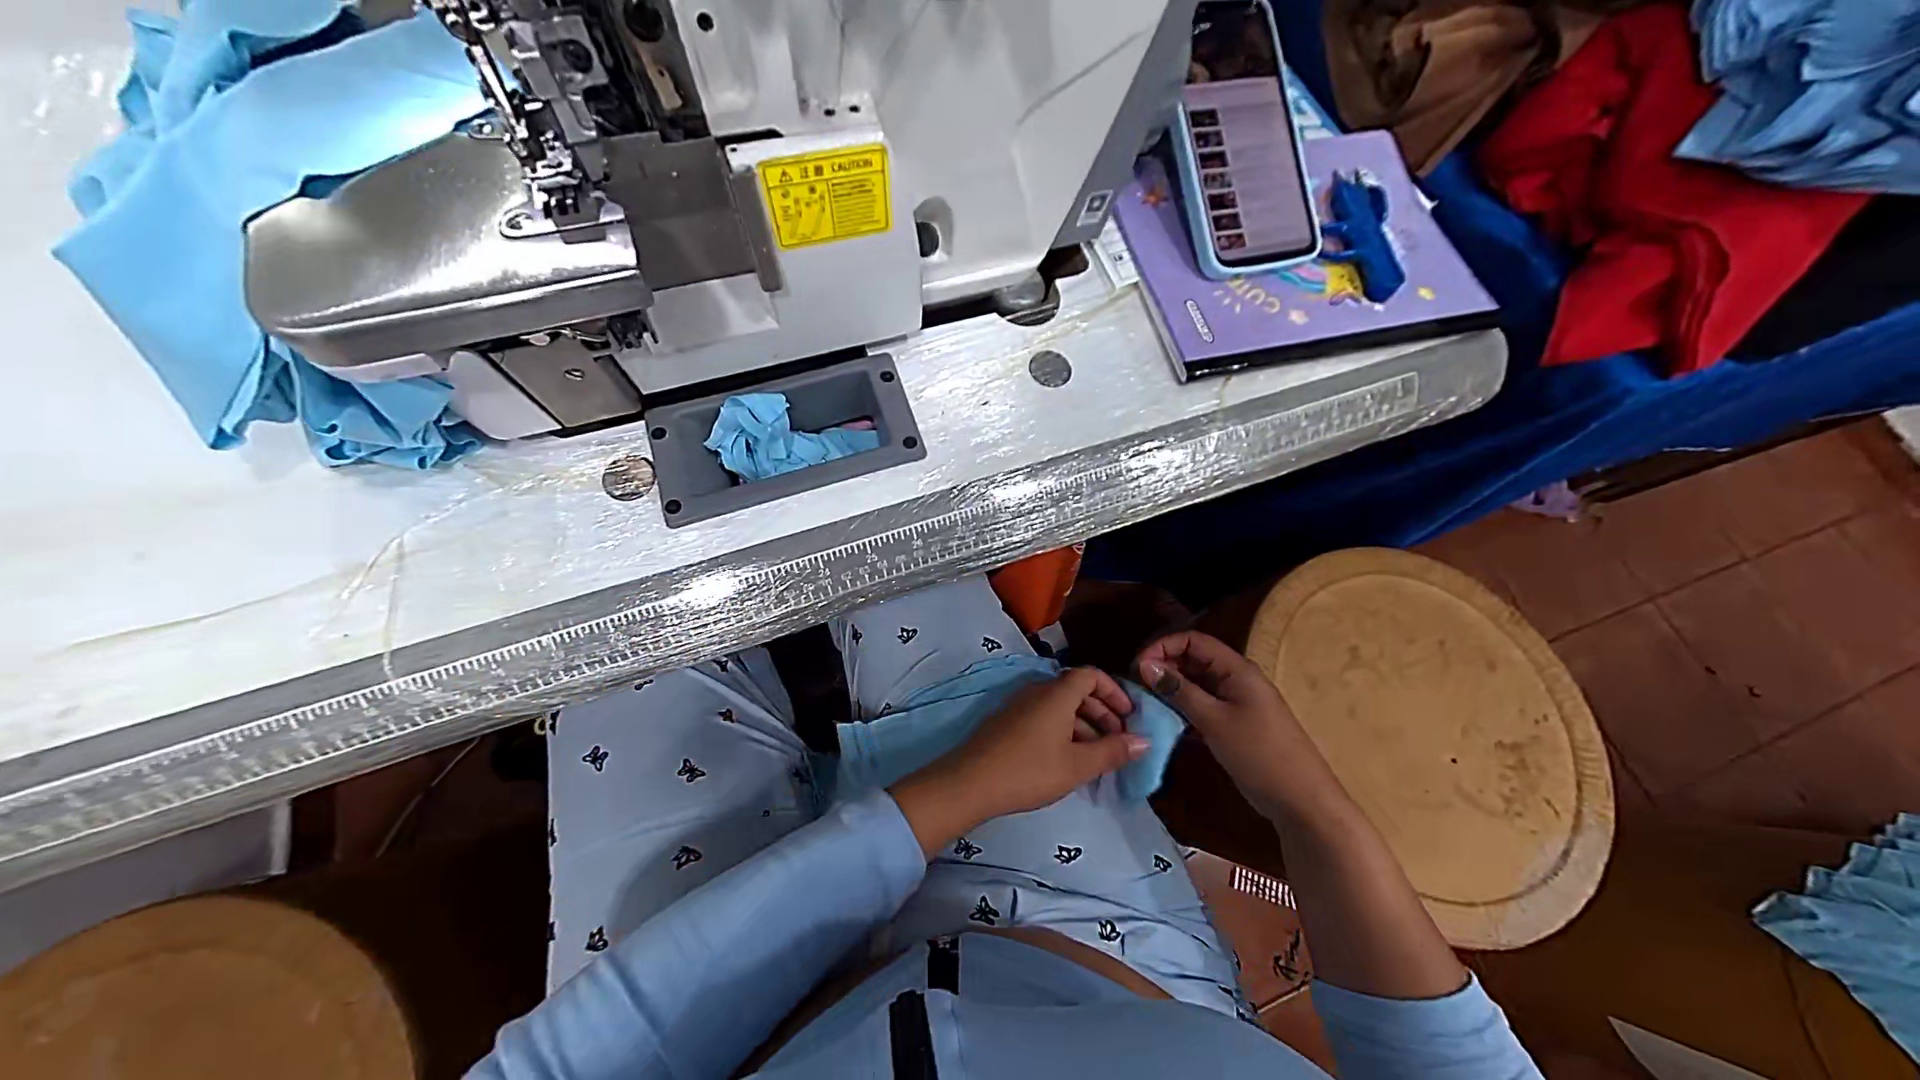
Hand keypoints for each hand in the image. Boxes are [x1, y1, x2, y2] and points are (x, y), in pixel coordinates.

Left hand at [889, 668, 1148, 857]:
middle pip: (1076, 690)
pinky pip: (1044, 717)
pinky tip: (1068, 761)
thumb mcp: (1078, 765)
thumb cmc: (1029, 770)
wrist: (971, 782)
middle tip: (1118, 741)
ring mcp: (1019, 706)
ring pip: (1060, 707)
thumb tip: (1144, 741)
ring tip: (1097, 756)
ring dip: (1084, 725)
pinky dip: (1063, 731)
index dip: (1114, 692)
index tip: (1129, 717)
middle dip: (1103, 712)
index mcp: (1057, 694)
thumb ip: (1112, 752)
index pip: (1091, 675)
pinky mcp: (1007, 723)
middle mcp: (1037, 692)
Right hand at [1134, 631, 1338, 817]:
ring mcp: (1236, 702)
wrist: (1300, 799)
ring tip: (1145, 702)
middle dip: (1164, 666)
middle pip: (1194, 659)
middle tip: (1137, 685)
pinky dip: (1182, 707)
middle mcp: (1236, 679)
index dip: (1163, 646)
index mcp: (1237, 669)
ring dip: (1171, 688)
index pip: (1194, 640)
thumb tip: (1146, 665)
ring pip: (1196, 683)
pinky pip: (1202, 704)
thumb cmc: (1258, 753)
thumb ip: (1179, 690)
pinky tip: (1164, 720)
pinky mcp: (1233, 723)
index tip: (1138, 666)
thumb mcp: (1214, 720)